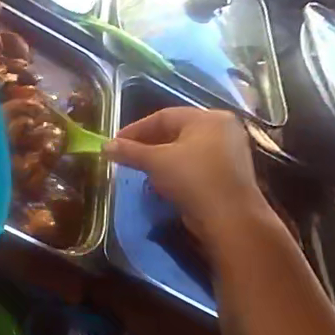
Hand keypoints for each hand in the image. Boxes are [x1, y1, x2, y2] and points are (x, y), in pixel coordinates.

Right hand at [104, 107, 280, 246]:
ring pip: (184, 149)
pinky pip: (194, 164)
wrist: (228, 218)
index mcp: (208, 118)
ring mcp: (227, 152)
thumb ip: (130, 151)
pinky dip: (175, 169)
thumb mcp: (156, 161)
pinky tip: (160, 180)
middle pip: (175, 131)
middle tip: (125, 155)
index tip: (115, 142)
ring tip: (139, 168)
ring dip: (159, 157)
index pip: (164, 116)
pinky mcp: (227, 173)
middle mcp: (222, 129)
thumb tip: (106, 146)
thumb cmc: (193, 179)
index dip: (136, 128)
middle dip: (147, 143)